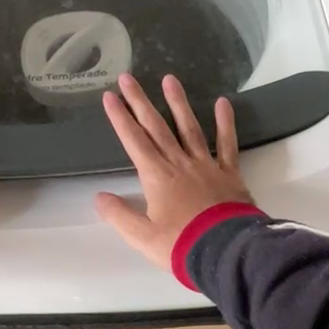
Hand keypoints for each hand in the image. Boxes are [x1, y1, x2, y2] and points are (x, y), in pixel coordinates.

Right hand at [94, 74, 253, 270]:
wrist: (226, 251)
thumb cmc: (181, 245)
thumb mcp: (142, 236)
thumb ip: (120, 215)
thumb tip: (100, 197)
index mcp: (156, 176)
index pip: (133, 140)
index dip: (120, 117)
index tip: (110, 96)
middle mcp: (179, 163)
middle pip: (156, 127)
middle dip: (140, 102)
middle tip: (128, 78)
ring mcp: (205, 165)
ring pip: (189, 128)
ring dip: (178, 103)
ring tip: (170, 79)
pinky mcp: (229, 173)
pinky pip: (226, 144)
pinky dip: (225, 123)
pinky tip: (223, 103)